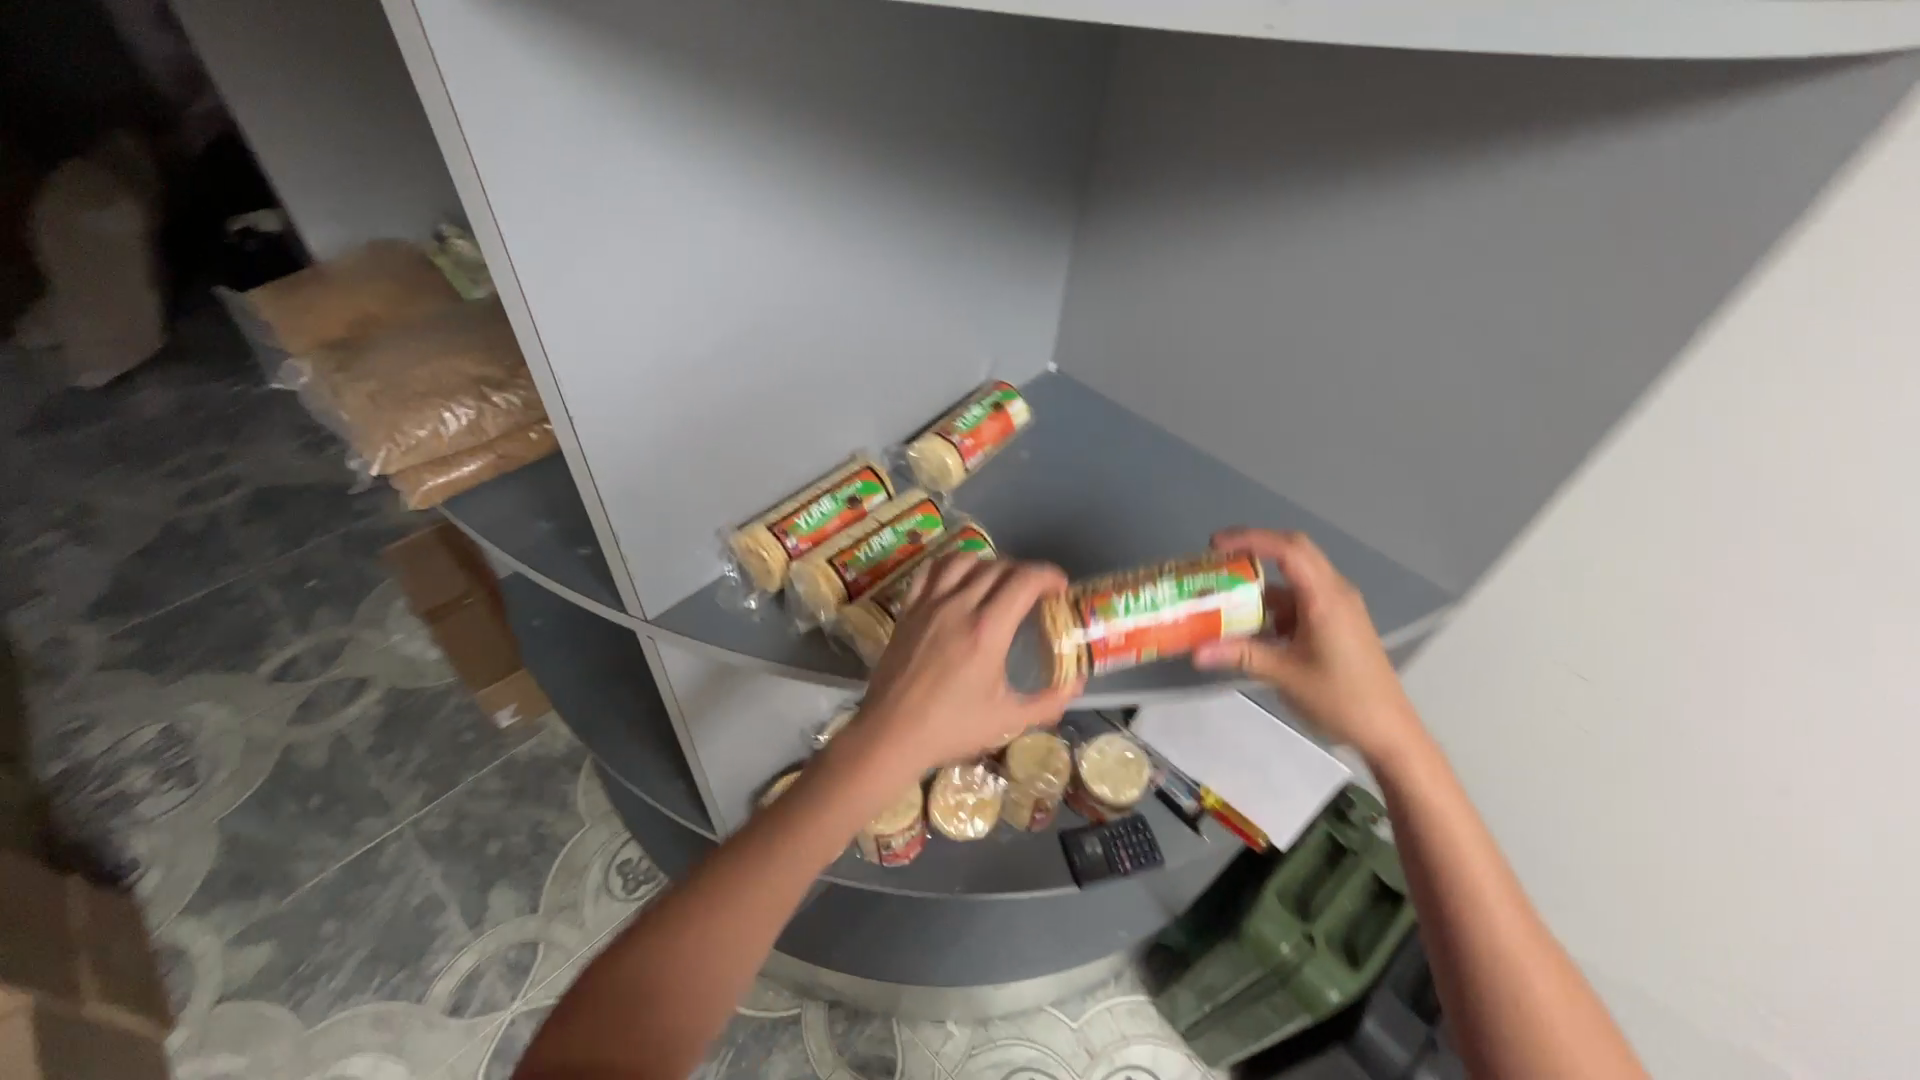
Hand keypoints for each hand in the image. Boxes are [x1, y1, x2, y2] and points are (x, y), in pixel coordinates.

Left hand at [845, 556, 1083, 778]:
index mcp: (987, 630)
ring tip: (999, 582)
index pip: (1024, 581)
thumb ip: (1048, 701)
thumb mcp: (1007, 720)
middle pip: (998, 567)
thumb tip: (1077, 684)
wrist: (891, 733)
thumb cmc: (951, 728)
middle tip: (1035, 592)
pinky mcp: (907, 610)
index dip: (1048, 575)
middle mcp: (958, 606)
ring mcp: (928, 605)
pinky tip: (960, 579)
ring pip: (964, 561)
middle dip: (1024, 572)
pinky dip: (951, 565)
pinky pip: (930, 571)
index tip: (1059, 587)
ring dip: (989, 564)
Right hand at [1193, 528, 1421, 760]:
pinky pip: (1300, 601)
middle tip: (1216, 558)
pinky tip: (1249, 628)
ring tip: (1223, 597)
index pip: (1288, 550)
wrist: (1388, 730)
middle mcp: (1335, 593)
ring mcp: (1337, 607)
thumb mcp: (1285, 676)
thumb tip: (1196, 651)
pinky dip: (1273, 607)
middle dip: (1253, 550)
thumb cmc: (1342, 699)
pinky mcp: (1336, 623)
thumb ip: (1240, 655)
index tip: (1215, 545)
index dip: (1251, 539)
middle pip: (1293, 553)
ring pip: (1294, 580)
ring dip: (1261, 585)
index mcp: (1326, 598)